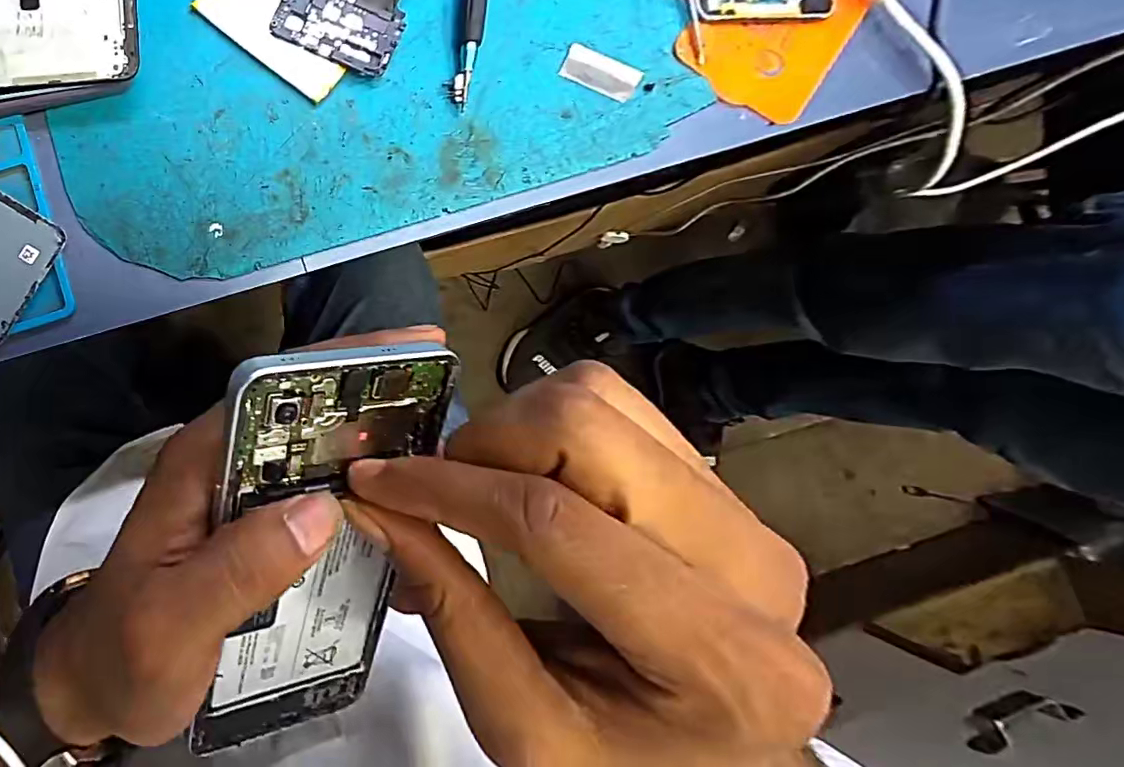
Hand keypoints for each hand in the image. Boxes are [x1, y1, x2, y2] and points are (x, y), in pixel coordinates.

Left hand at [31, 325, 446, 748]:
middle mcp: (218, 462)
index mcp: (197, 461)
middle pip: (294, 408)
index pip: (266, 389)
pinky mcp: (248, 521)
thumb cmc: (123, 650)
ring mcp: (233, 491)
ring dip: (360, 433)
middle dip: (360, 389)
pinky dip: (348, 479)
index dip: (331, 363)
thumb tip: (322, 508)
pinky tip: (389, 490)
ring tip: (426, 428)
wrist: (93, 682)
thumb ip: (240, 565)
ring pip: (304, 446)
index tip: (398, 349)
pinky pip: (305, 487)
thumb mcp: (175, 618)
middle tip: (432, 385)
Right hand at [345, 362, 831, 766]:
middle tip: (438, 487)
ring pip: (595, 398)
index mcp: (718, 657)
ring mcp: (738, 512)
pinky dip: (541, 421)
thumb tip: (373, 509)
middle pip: (582, 428)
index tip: (376, 480)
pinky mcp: (711, 484)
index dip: (446, 488)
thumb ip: (448, 608)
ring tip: (482, 483)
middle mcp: (750, 565)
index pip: (551, 521)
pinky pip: (611, 402)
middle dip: (483, 444)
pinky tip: (524, 473)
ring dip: (511, 427)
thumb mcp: (520, 725)